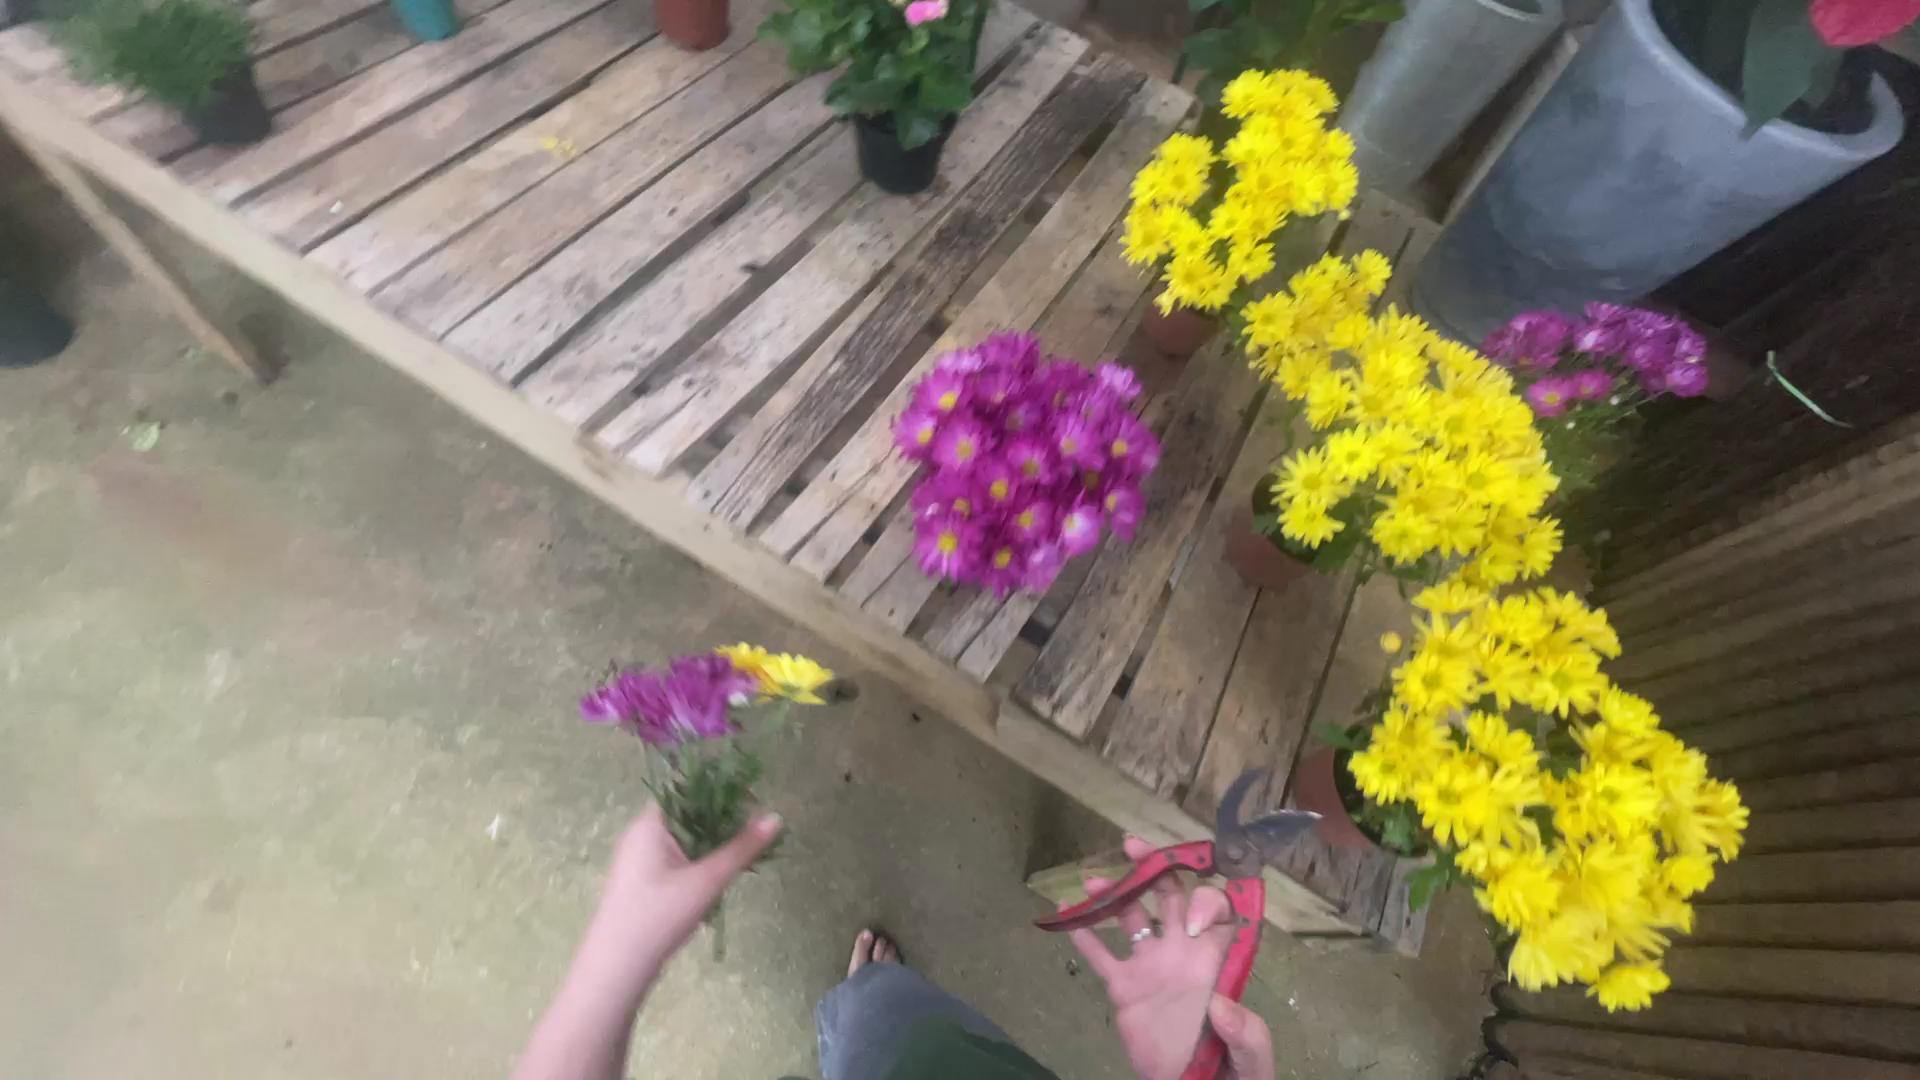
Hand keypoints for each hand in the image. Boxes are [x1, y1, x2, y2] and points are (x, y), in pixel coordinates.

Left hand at [575, 802, 783, 999]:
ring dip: (711, 841)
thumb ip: (742, 848)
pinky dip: (698, 859)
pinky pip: (675, 857)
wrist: (613, 975)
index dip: (717, 786)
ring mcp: (638, 860)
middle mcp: (640, 835)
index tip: (748, 797)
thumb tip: (776, 816)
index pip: (685, 788)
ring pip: (683, 837)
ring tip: (740, 852)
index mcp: (649, 824)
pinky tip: (716, 877)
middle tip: (751, 828)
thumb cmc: (657, 917)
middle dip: (720, 818)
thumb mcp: (706, 880)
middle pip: (687, 812)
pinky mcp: (641, 882)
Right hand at [1066, 837, 1275, 1079]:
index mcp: (1214, 962)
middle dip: (1154, 867)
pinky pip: (1101, 956)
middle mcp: (1181, 953)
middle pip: (1169, 896)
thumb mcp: (1252, 1062)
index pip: (1214, 912)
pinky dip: (1082, 933)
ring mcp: (1150, 967)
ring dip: (1114, 893)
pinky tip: (1064, 909)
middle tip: (1132, 846)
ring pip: (1131, 916)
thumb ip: (1247, 1035)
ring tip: (1092, 882)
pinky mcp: (1124, 988)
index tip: (1190, 919)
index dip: (1206, 902)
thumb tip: (1221, 1003)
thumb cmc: (1228, 1075)